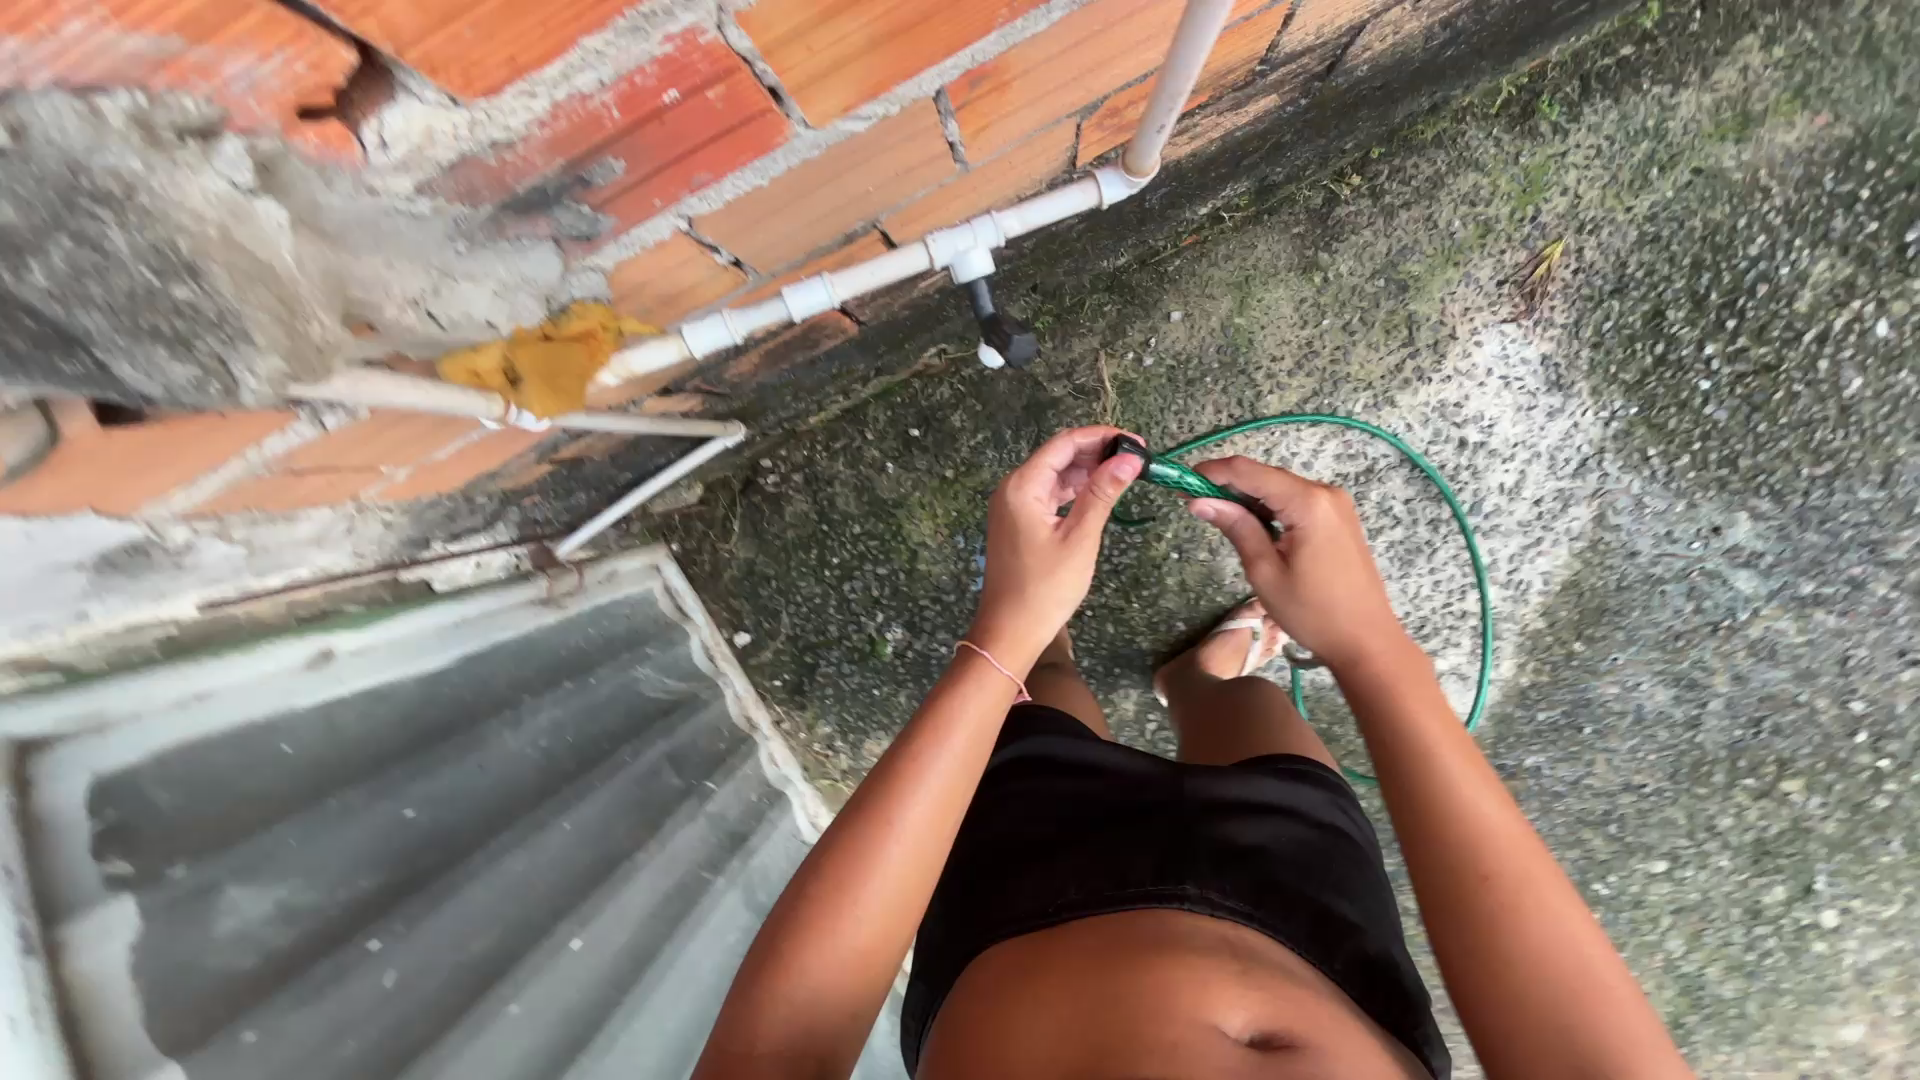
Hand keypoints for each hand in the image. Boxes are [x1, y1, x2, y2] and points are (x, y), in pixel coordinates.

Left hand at [970, 426, 1143, 670]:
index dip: (1101, 437)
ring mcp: (1012, 504)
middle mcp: (1012, 487)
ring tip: (1124, 473)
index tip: (1136, 441)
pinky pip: (1047, 493)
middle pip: (1058, 455)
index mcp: (1022, 486)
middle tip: (1136, 458)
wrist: (1010, 629)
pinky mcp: (1017, 520)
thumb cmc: (1045, 587)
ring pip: (1053, 474)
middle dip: (1096, 451)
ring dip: (1086, 470)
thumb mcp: (1079, 538)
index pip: (1064, 444)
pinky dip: (1072, 490)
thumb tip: (1130, 459)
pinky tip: (1097, 493)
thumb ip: (1102, 494)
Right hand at [1188, 456, 1407, 672]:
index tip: (1182, 482)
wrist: (1366, 640)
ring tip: (1214, 514)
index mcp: (1308, 503)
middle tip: (1192, 502)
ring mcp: (1335, 505)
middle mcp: (1325, 493)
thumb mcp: (1264, 571)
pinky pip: (1294, 501)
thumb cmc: (1312, 611)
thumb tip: (1199, 501)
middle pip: (1265, 476)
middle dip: (1227, 484)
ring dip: (1246, 497)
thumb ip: (1235, 528)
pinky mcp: (1337, 518)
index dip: (1212, 472)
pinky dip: (1268, 507)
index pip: (1249, 471)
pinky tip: (1248, 523)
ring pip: (1278, 488)